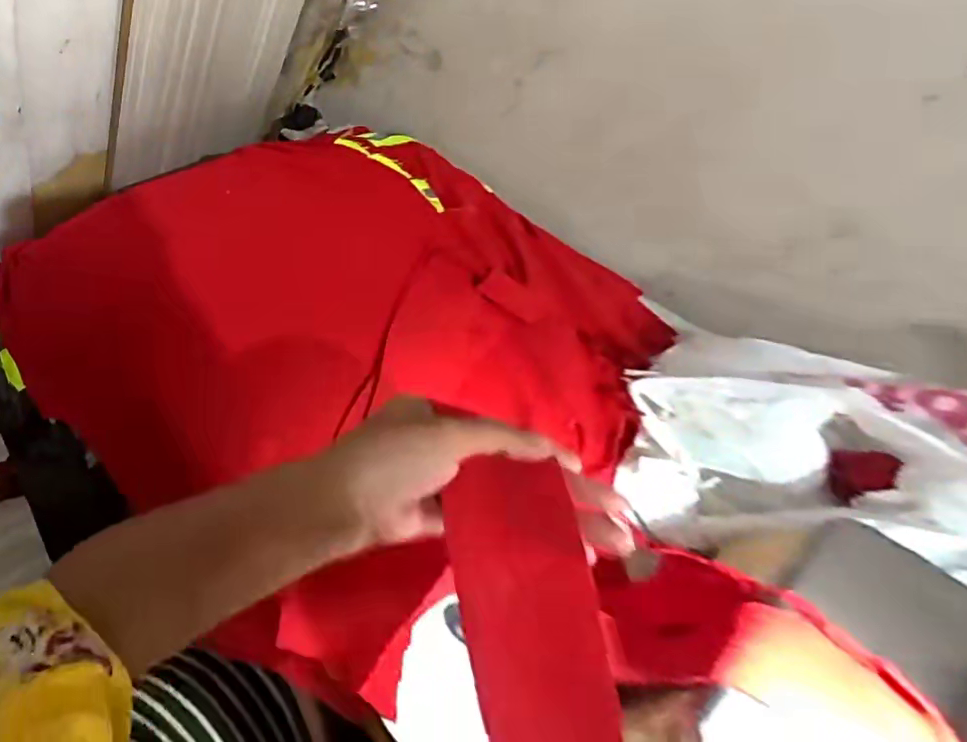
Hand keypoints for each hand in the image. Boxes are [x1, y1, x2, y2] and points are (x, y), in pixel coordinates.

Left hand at [307, 404, 634, 556]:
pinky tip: (565, 549)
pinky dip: (524, 534)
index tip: (586, 472)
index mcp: (434, 416)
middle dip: (563, 492)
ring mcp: (439, 484)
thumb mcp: (445, 435)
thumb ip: (499, 439)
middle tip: (620, 514)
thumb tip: (552, 447)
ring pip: (506, 500)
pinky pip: (489, 524)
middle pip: (511, 468)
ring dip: (554, 518)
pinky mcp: (438, 519)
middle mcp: (438, 446)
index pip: (500, 432)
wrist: (346, 503)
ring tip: (610, 543)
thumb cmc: (394, 457)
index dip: (544, 452)